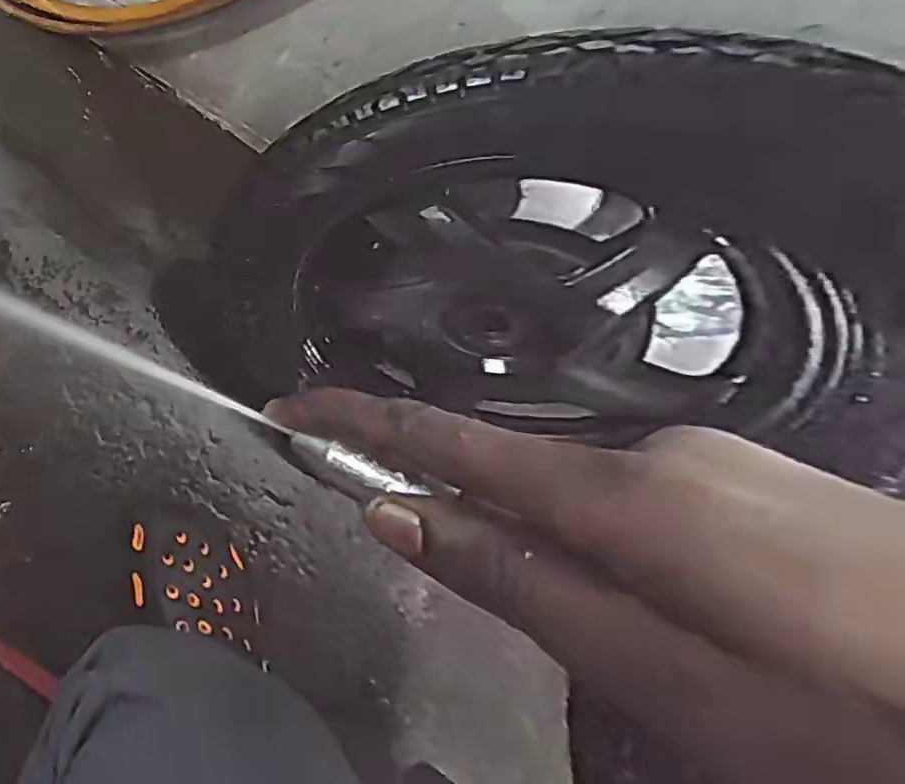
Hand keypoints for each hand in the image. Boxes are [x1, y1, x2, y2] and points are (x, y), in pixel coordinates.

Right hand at [267, 388, 904, 783]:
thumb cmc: (877, 727)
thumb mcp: (668, 682)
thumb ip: (515, 582)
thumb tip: (398, 516)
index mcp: (621, 494)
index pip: (438, 436)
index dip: (350, 420)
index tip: (290, 408)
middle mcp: (665, 455)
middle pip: (513, 469)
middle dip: (467, 511)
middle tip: (466, 580)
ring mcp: (732, 465)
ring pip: (584, 492)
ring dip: (552, 539)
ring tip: (616, 632)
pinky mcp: (783, 490)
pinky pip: (648, 499)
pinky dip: (613, 538)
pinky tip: (682, 610)